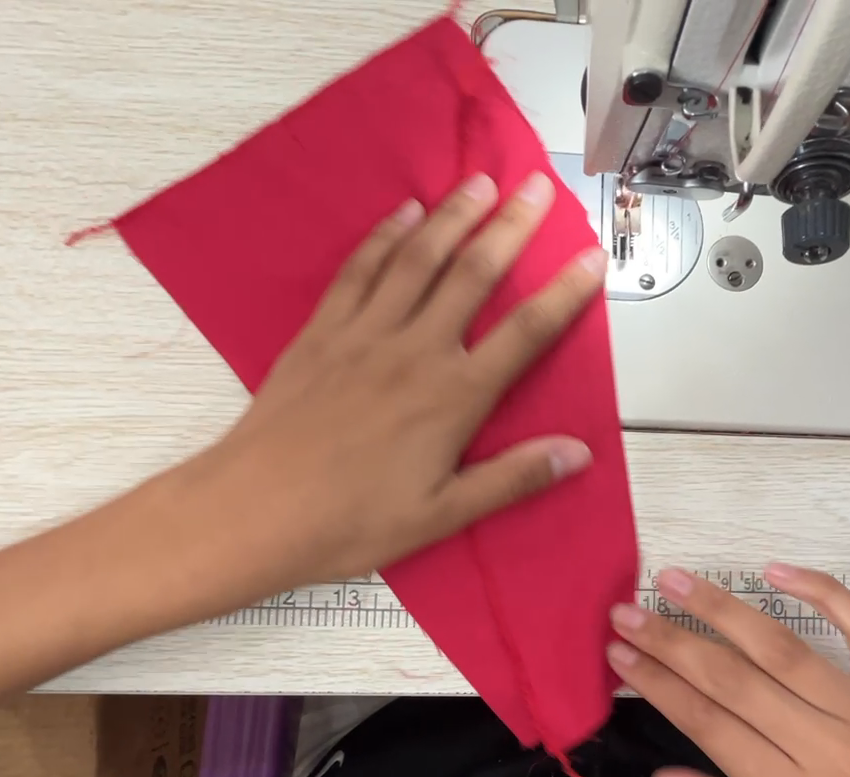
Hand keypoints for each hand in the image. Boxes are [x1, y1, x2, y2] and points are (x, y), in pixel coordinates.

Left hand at [160, 171, 605, 616]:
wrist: (258, 510)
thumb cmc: (354, 521)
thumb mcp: (445, 514)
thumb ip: (513, 478)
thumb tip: (577, 453)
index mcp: (454, 397)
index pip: (526, 333)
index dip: (565, 293)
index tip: (591, 257)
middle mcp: (415, 351)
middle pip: (474, 275)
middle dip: (511, 227)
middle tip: (537, 186)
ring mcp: (365, 334)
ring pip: (419, 259)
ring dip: (454, 216)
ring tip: (480, 181)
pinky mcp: (323, 331)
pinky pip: (360, 270)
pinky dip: (385, 236)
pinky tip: (404, 213)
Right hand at [606, 565, 849, 776]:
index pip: (709, 726)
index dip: (659, 685)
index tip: (619, 654)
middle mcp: (826, 745)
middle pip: (735, 680)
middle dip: (672, 641)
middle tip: (627, 611)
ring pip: (783, 648)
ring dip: (723, 609)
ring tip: (676, 579)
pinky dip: (823, 592)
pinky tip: (777, 569)